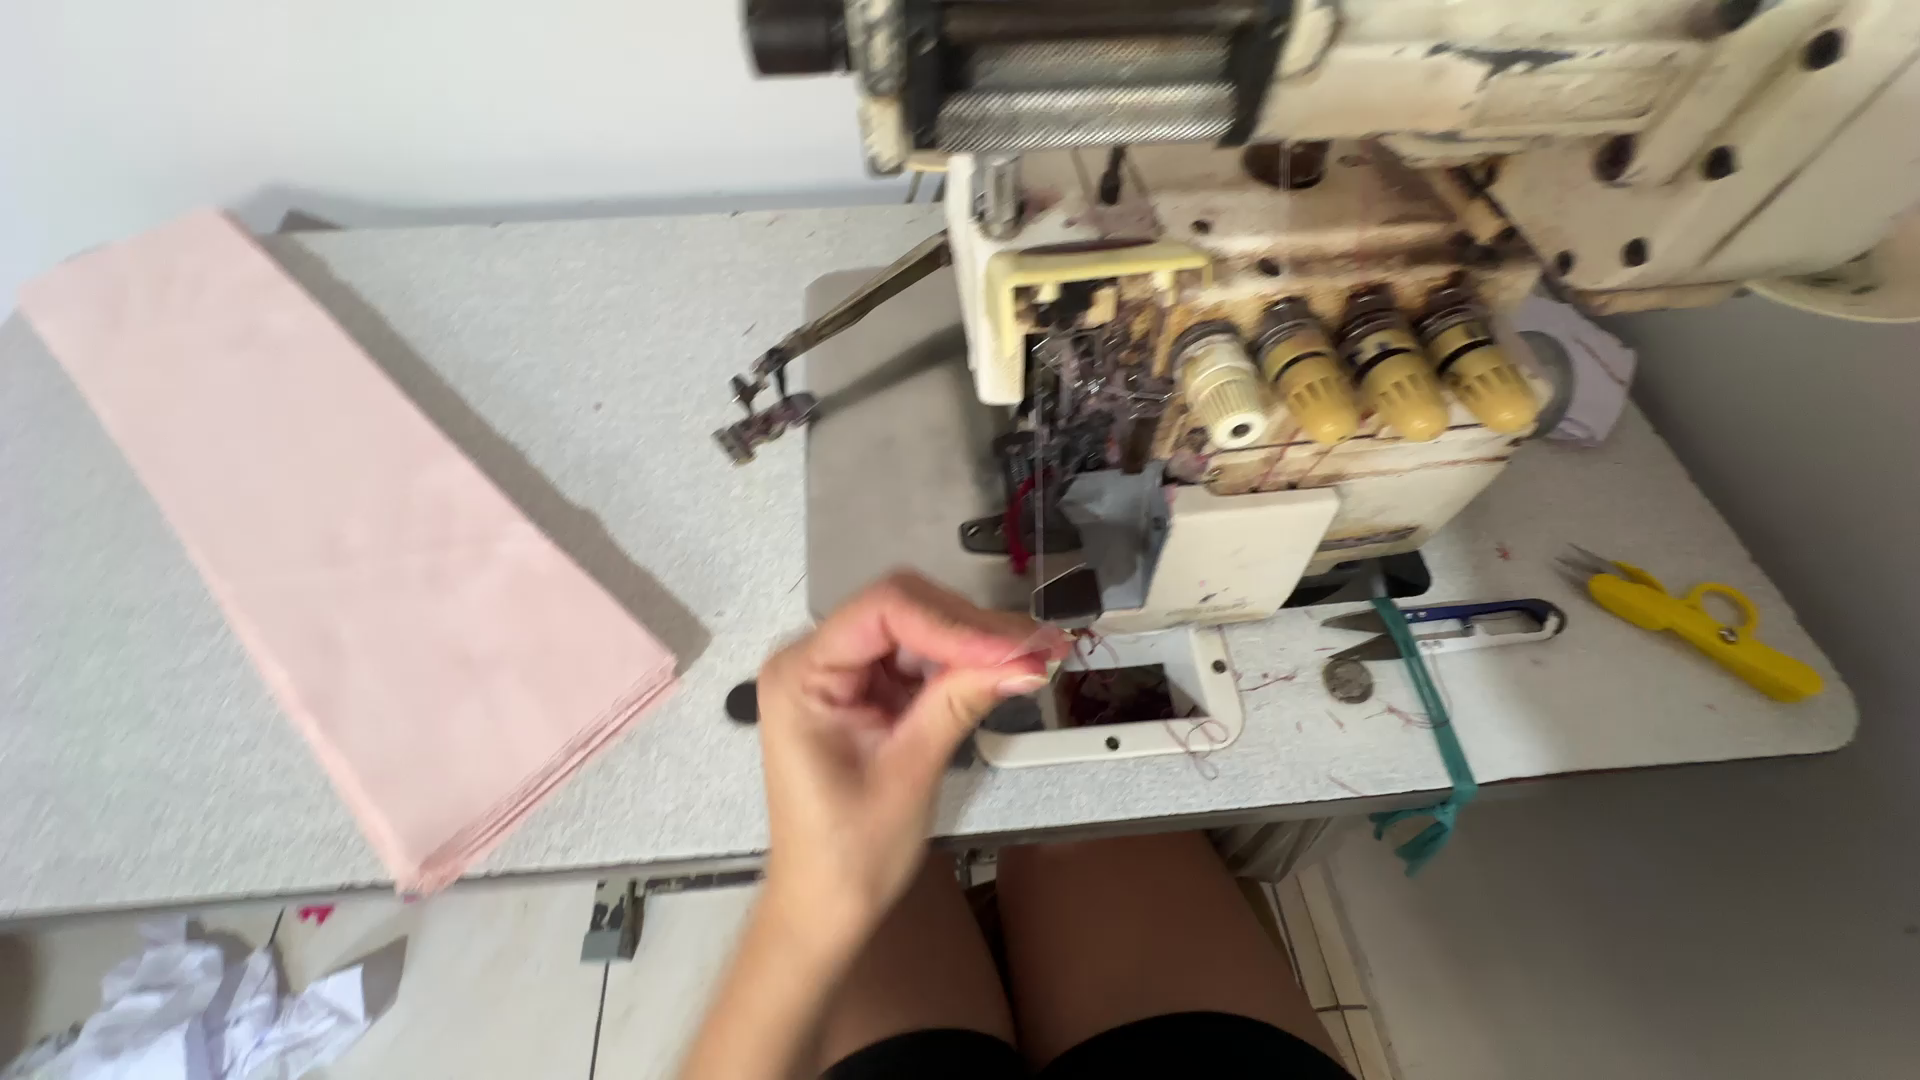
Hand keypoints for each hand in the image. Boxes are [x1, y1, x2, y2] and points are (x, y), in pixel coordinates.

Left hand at [754, 571, 1068, 951]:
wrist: (826, 903)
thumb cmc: (850, 854)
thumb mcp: (909, 773)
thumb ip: (960, 702)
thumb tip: (1028, 658)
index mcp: (802, 673)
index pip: (884, 610)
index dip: (956, 623)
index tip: (1017, 648)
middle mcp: (815, 656)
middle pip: (905, 608)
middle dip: (975, 627)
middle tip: (1043, 646)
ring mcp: (843, 669)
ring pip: (920, 624)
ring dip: (978, 639)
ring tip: (1036, 654)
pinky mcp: (868, 685)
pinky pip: (921, 654)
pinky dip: (965, 660)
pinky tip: (1005, 667)